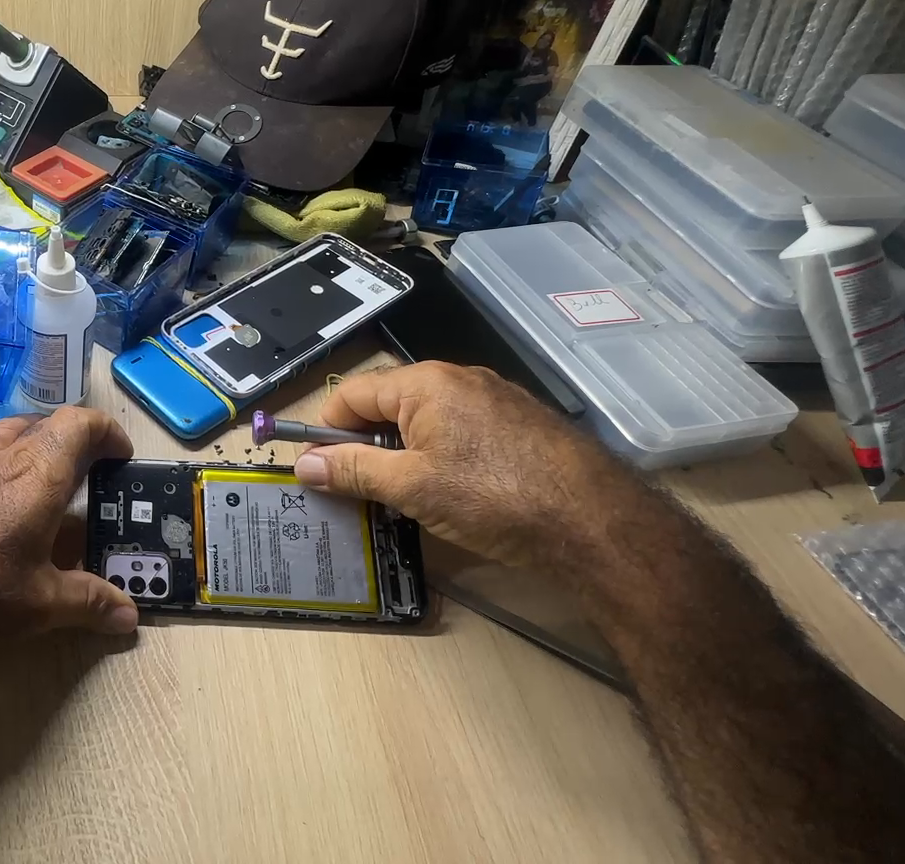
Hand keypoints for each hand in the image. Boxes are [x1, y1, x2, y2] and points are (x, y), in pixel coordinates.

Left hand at [0, 407, 139, 645]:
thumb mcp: (43, 602)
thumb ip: (89, 603)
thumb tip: (130, 617)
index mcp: (41, 475)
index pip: (79, 424)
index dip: (106, 430)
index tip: (120, 454)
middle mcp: (6, 458)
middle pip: (46, 423)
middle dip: (75, 436)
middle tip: (90, 466)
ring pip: (7, 428)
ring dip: (32, 435)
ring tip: (43, 459)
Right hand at [290, 362, 648, 570]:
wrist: (601, 526)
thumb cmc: (494, 499)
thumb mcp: (411, 487)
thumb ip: (352, 470)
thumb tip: (303, 466)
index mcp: (426, 383)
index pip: (352, 394)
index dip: (326, 430)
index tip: (319, 468)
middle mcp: (459, 378)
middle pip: (387, 403)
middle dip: (366, 442)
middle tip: (362, 487)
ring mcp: (495, 398)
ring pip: (424, 418)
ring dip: (403, 450)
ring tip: (407, 494)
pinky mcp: (521, 421)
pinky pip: (459, 428)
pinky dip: (440, 452)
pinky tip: (455, 490)